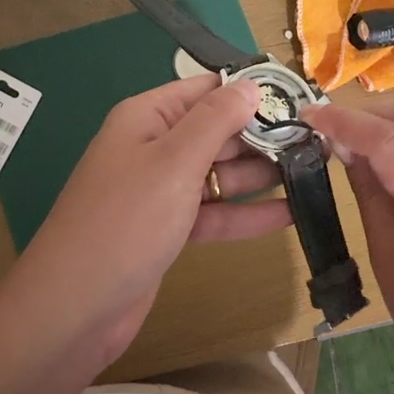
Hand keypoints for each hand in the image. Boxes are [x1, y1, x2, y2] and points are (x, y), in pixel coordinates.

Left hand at [17, 74, 292, 360]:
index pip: (206, 90)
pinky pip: (215, 212)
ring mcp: (161, 191)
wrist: (74, 308)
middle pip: (217, 131)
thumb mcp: (174, 162)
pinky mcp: (168, 230)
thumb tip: (250, 85)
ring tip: (315, 171)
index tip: (300, 98)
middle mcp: (154, 147)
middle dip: (264, 134)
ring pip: (220, 173)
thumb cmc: (125, 222)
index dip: (250, 90)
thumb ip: (216, 121)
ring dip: (262, 174)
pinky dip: (246, 213)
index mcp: (148, 118)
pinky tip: (290, 214)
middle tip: (320, 141)